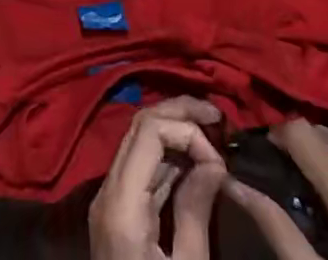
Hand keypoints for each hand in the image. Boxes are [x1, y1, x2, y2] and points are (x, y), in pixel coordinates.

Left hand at [90, 97, 229, 259]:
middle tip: (219, 118)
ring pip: (139, 142)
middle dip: (181, 114)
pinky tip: (197, 164)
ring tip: (213, 139)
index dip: (186, 128)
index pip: (148, 130)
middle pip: (140, 126)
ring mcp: (109, 201)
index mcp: (121, 203)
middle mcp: (108, 191)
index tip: (218, 158)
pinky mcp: (117, 213)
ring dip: (176, 132)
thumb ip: (197, 210)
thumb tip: (213, 164)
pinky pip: (142, 168)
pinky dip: (169, 156)